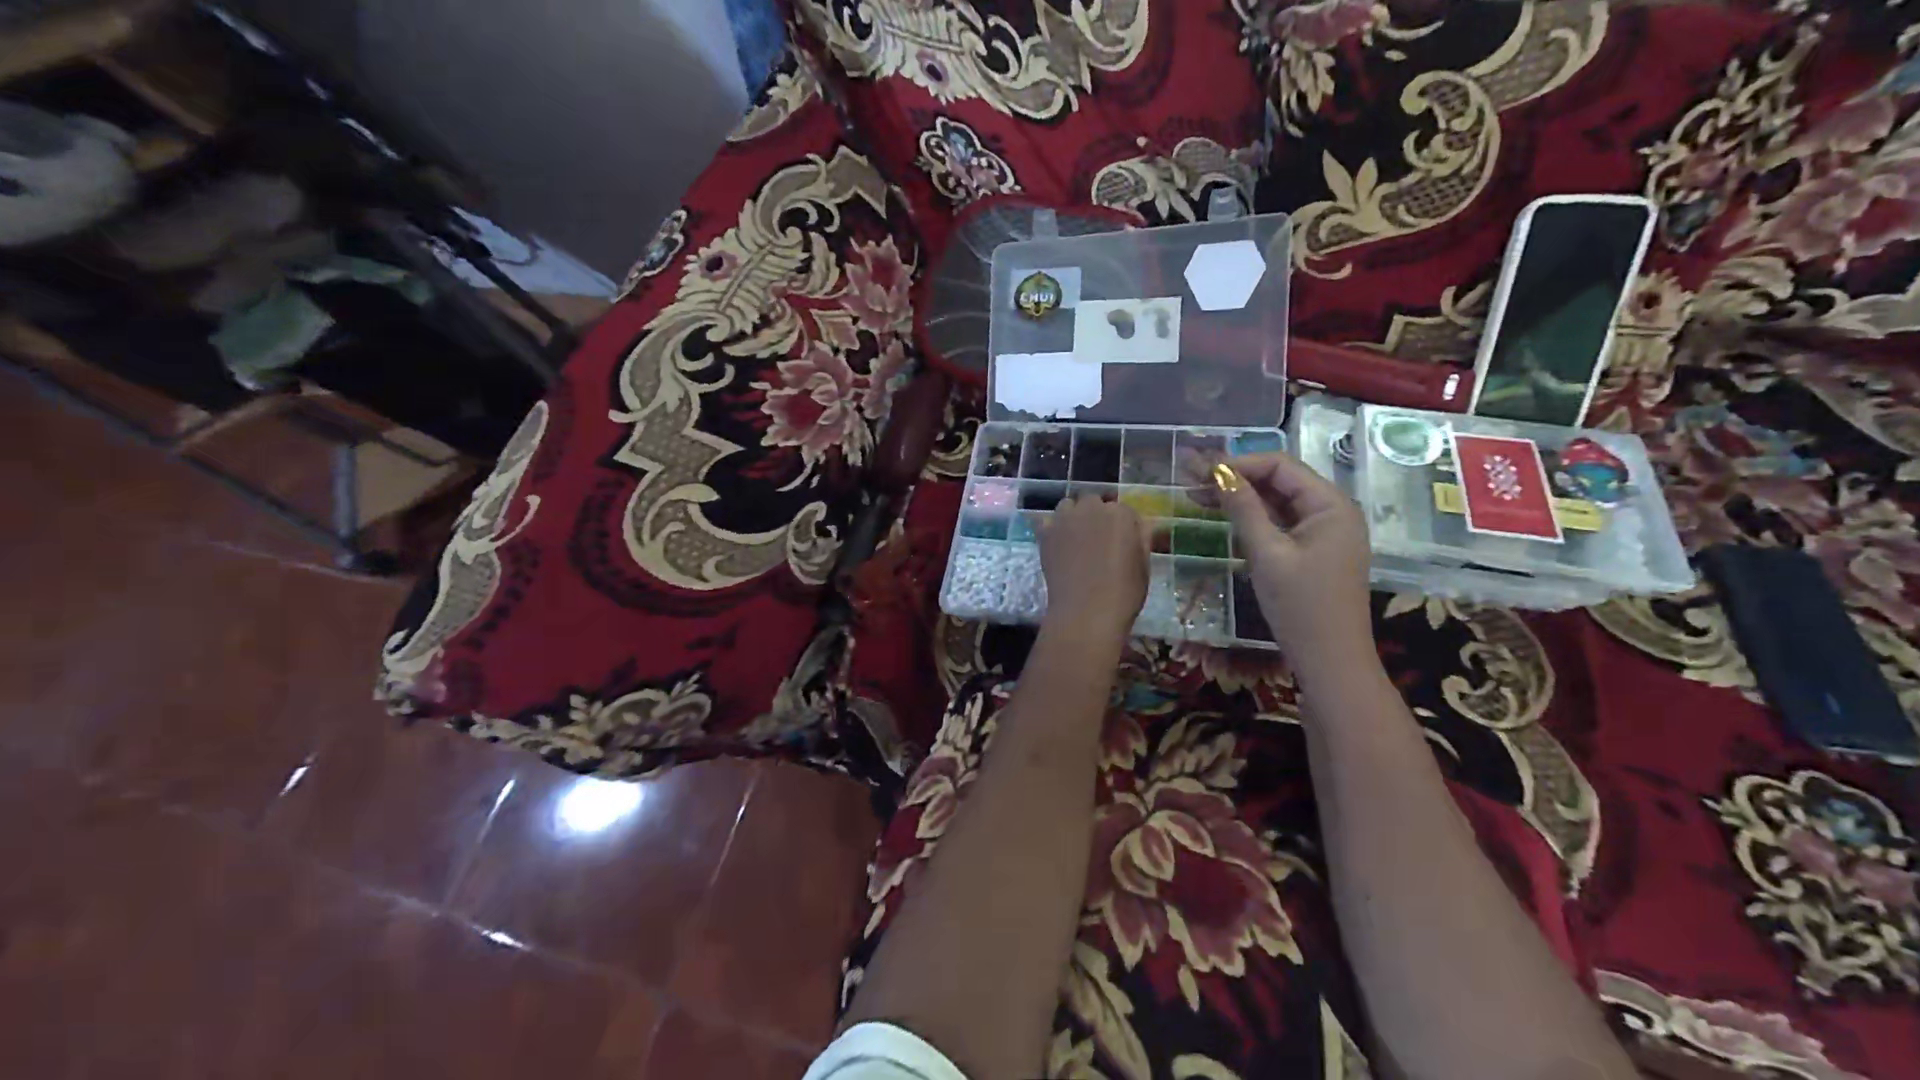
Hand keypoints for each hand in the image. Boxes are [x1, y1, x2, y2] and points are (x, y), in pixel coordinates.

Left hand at [1039, 495, 1149, 641]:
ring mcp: (1065, 519)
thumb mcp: (1144, 565)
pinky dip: (1052, 528)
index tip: (1120, 541)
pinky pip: (1046, 521)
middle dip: (1096, 515)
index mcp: (1121, 514)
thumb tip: (1140, 525)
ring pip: (1068, 506)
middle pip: (1093, 502)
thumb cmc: (1124, 593)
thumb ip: (1141, 538)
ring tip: (1075, 539)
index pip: (1122, 509)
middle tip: (1097, 539)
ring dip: (1073, 516)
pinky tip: (1057, 544)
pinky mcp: (1045, 533)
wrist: (1086, 612)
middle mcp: (1092, 509)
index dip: (1121, 525)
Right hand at [1216, 453, 1373, 662]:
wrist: (1330, 660)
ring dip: (1242, 497)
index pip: (1280, 466)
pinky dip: (1254, 518)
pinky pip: (1282, 524)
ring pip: (1279, 502)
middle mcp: (1333, 511)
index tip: (1199, 471)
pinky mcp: (1315, 552)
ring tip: (1199, 495)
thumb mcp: (1267, 554)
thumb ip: (1244, 510)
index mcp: (1331, 505)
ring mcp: (1326, 533)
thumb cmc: (1300, 606)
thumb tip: (1218, 473)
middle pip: (1281, 481)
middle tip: (1192, 480)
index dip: (1239, 463)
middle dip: (1237, 478)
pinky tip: (1225, 518)